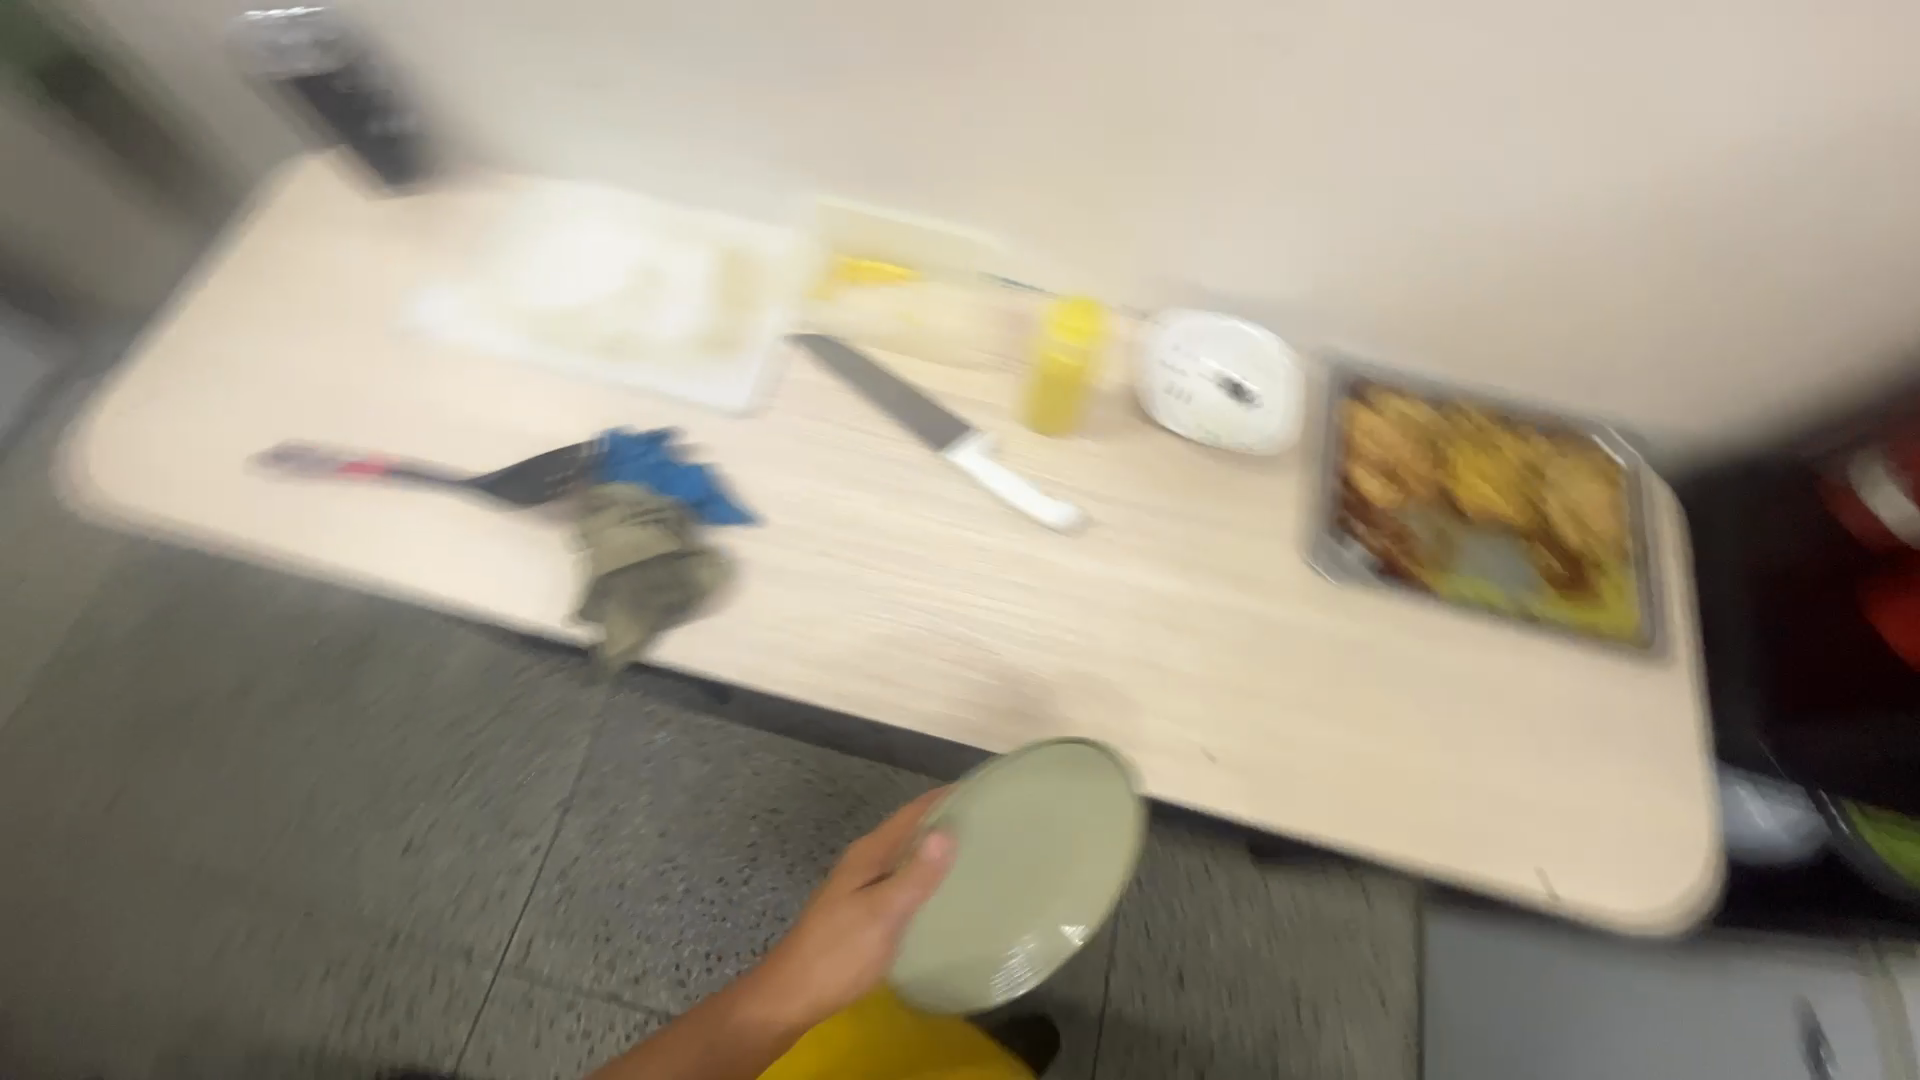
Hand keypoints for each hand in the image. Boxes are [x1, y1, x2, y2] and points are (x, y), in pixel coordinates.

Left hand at [743, 788, 957, 1030]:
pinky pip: (902, 880)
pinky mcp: (865, 909)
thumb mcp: (882, 913)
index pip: (912, 812)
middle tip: (988, 825)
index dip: (944, 798)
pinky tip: (943, 895)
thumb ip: (915, 875)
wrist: (791, 996)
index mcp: (871, 853)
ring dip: (935, 850)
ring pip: (906, 856)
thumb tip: (948, 830)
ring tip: (975, 855)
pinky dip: (925, 877)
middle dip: (945, 822)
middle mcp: (867, 861)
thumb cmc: (838, 953)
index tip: (980, 792)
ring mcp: (863, 885)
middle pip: (910, 830)